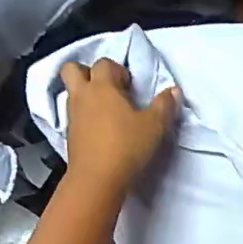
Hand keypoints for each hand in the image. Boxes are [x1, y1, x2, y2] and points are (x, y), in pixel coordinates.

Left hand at [62, 59, 178, 195]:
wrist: (96, 180)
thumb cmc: (126, 147)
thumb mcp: (154, 126)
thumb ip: (164, 106)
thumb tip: (173, 91)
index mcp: (102, 87)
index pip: (104, 63)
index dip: (117, 70)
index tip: (130, 86)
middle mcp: (82, 96)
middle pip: (72, 69)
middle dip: (86, 72)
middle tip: (107, 89)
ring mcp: (72, 116)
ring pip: (72, 93)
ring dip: (85, 96)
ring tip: (105, 112)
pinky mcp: (69, 136)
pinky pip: (73, 116)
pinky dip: (84, 117)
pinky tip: (99, 130)